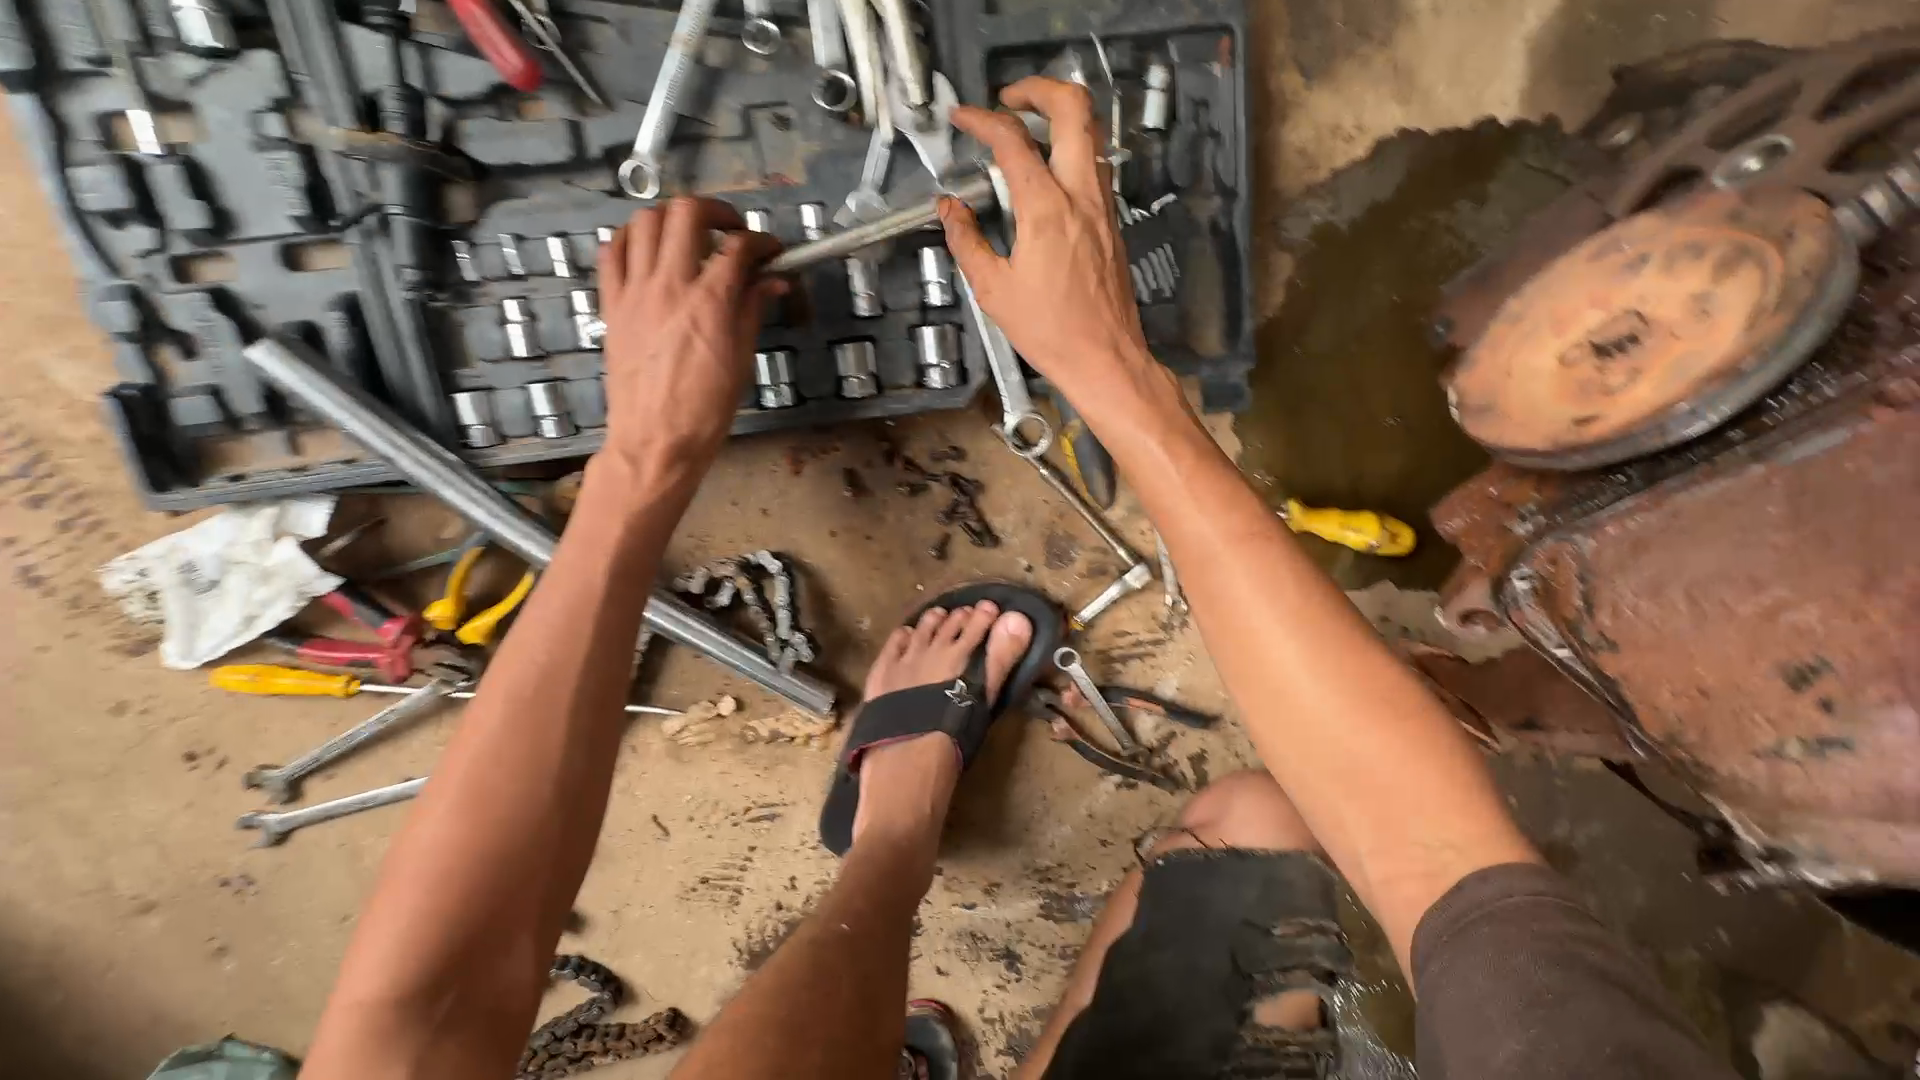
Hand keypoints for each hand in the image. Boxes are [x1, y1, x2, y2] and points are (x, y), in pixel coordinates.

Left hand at [598, 197, 783, 471]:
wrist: (656, 439)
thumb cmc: (706, 410)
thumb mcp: (742, 360)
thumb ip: (753, 310)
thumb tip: (772, 281)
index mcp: (710, 302)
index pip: (739, 247)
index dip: (762, 241)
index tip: (771, 250)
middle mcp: (669, 285)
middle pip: (687, 213)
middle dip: (716, 212)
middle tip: (731, 230)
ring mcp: (634, 291)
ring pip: (645, 221)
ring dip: (672, 218)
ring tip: (689, 236)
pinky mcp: (612, 304)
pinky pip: (612, 251)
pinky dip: (631, 240)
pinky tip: (647, 253)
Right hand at [937, 77, 1155, 400]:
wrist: (1105, 358)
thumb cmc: (1051, 332)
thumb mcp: (994, 291)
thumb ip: (967, 242)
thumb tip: (949, 209)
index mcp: (1046, 210)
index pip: (1012, 141)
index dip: (982, 119)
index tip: (962, 117)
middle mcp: (1082, 196)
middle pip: (1073, 109)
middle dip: (1038, 89)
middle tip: (1009, 99)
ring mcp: (1103, 206)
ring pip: (1091, 132)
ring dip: (1059, 117)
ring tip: (1027, 130)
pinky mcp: (1112, 222)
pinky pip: (1095, 166)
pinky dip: (1071, 150)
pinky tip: (1048, 174)